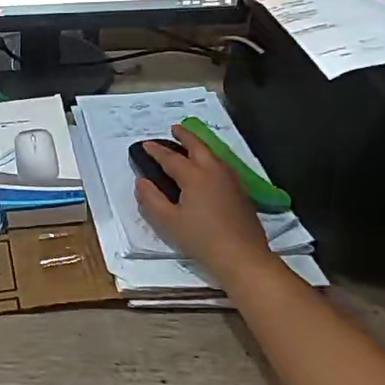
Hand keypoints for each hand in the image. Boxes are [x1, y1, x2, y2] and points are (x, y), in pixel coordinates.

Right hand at [134, 123, 273, 276]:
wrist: (242, 256)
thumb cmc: (201, 239)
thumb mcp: (168, 221)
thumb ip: (151, 199)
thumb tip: (142, 182)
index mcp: (194, 176)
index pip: (171, 158)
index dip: (156, 151)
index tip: (145, 145)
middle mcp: (214, 171)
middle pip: (198, 147)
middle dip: (185, 136)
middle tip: (174, 129)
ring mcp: (231, 180)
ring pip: (213, 155)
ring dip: (200, 146)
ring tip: (191, 144)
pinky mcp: (240, 191)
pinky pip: (222, 166)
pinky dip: (210, 159)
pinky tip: (209, 168)